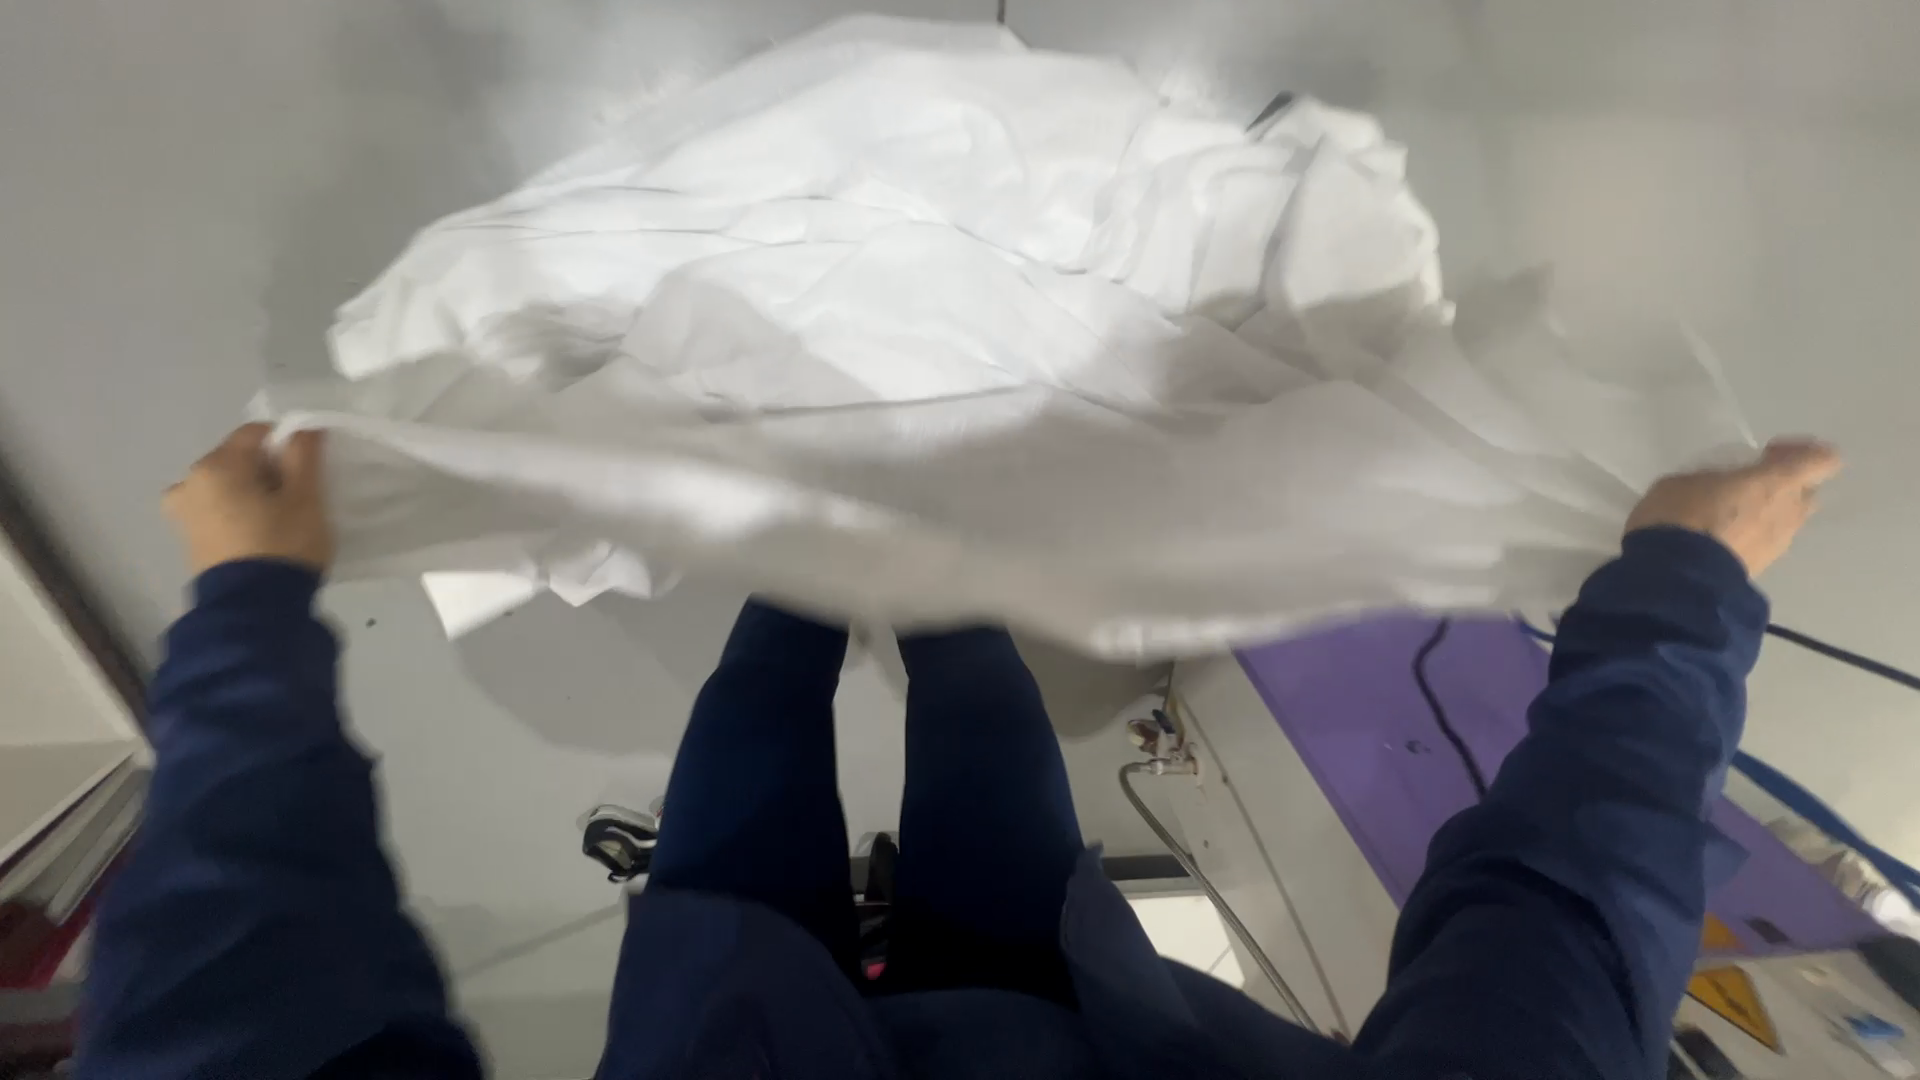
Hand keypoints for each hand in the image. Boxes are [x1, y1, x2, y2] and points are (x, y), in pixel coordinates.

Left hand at [163, 424, 332, 575]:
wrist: (254, 601)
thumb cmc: (285, 542)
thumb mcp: (307, 497)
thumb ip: (303, 456)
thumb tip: (303, 429)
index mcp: (217, 465)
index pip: (257, 433)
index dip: (289, 444)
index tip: (311, 470)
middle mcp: (189, 479)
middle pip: (239, 459)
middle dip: (270, 470)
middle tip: (300, 497)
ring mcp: (182, 508)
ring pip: (228, 484)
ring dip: (253, 491)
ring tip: (280, 517)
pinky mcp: (187, 533)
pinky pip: (217, 507)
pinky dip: (239, 510)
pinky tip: (260, 531)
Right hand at [1626, 437, 1841, 577]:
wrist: (1676, 570)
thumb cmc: (1677, 515)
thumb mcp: (1679, 483)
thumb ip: (1711, 479)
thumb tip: (1716, 485)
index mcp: (1776, 481)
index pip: (1821, 458)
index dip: (1800, 452)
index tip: (1765, 454)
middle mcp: (1791, 508)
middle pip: (1803, 491)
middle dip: (1777, 487)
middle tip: (1740, 489)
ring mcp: (1781, 539)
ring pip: (1785, 518)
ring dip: (1762, 514)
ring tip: (1723, 518)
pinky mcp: (1764, 562)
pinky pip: (1764, 540)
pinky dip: (1747, 536)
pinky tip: (1714, 540)